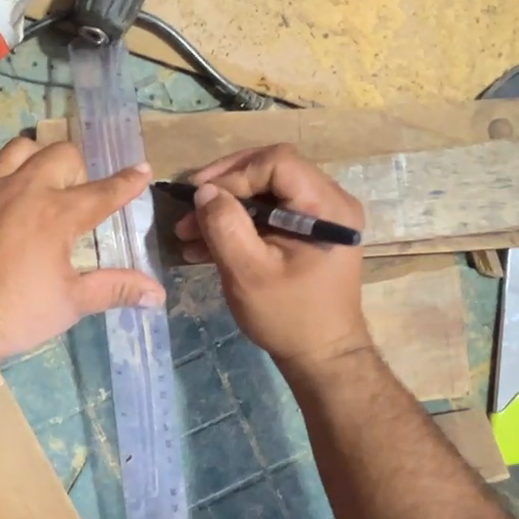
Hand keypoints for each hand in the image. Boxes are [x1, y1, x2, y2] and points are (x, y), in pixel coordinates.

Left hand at [0, 138, 165, 358]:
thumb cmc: (18, 314)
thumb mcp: (72, 303)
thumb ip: (116, 288)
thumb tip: (158, 293)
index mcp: (58, 213)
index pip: (103, 191)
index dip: (127, 182)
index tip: (141, 170)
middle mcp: (23, 189)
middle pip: (60, 154)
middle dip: (77, 168)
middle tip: (75, 192)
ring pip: (17, 149)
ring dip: (35, 159)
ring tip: (36, 180)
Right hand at [173, 144, 370, 370]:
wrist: (321, 357)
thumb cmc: (288, 316)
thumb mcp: (247, 272)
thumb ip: (224, 225)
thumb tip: (204, 191)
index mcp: (326, 206)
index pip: (276, 162)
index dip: (233, 174)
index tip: (200, 200)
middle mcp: (331, 201)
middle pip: (270, 169)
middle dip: (224, 186)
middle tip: (188, 206)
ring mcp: (321, 216)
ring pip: (265, 190)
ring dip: (225, 206)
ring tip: (188, 231)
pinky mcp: (308, 232)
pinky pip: (269, 211)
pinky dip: (238, 221)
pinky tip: (205, 242)